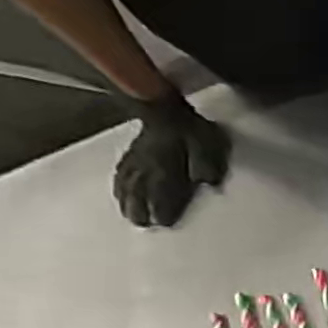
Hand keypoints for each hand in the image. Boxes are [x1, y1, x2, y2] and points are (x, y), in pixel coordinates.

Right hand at [114, 93, 229, 227]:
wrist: (162, 103)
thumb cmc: (188, 128)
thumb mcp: (207, 146)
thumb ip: (207, 165)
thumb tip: (208, 182)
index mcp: (164, 172)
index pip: (160, 200)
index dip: (163, 214)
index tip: (166, 223)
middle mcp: (146, 171)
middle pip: (137, 199)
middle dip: (141, 213)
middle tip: (146, 224)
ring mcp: (136, 163)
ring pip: (126, 189)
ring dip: (128, 204)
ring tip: (132, 216)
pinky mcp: (130, 154)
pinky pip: (120, 174)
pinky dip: (119, 187)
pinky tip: (120, 194)